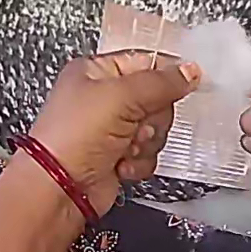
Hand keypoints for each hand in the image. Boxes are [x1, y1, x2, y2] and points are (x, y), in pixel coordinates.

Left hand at [28, 51, 201, 213]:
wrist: (60, 187)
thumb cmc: (75, 135)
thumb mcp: (121, 96)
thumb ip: (161, 82)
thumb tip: (190, 71)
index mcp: (98, 72)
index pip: (145, 63)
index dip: (165, 76)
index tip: (180, 86)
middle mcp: (105, 98)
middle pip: (157, 100)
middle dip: (152, 119)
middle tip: (135, 126)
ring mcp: (112, 129)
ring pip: (156, 130)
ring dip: (146, 143)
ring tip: (124, 148)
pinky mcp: (118, 156)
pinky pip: (148, 154)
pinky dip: (139, 162)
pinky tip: (121, 165)